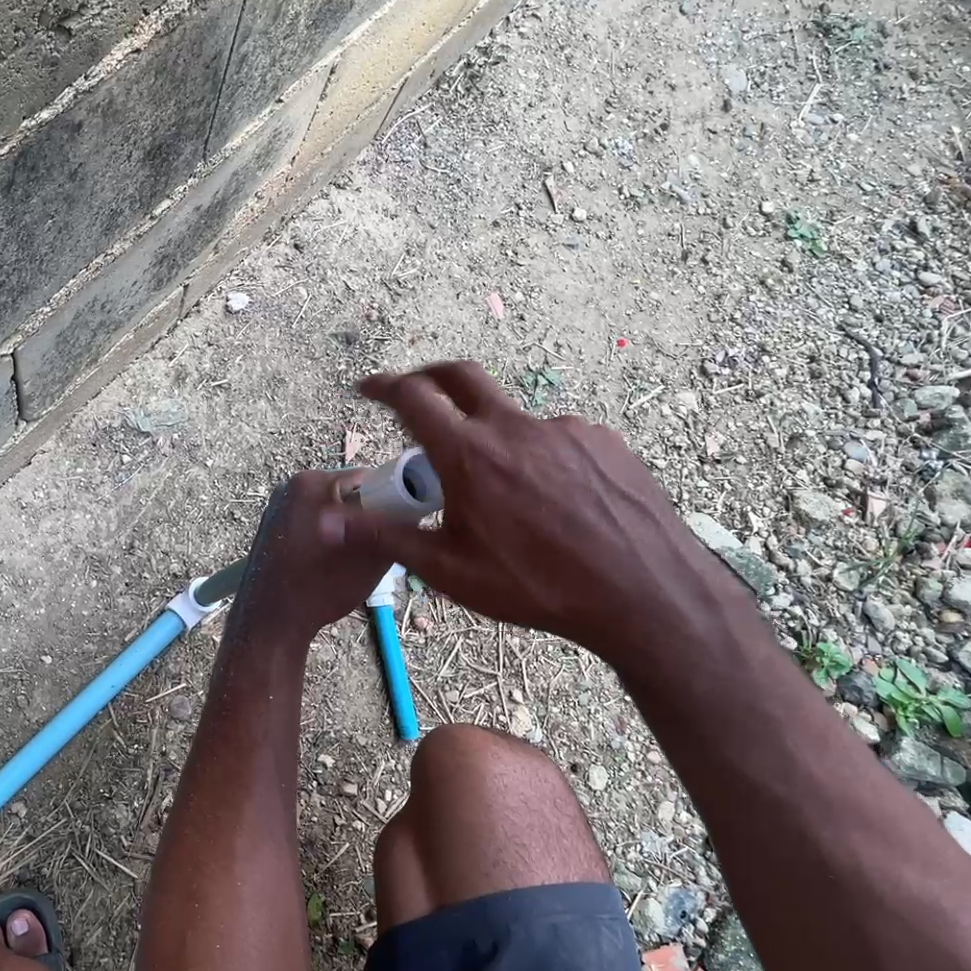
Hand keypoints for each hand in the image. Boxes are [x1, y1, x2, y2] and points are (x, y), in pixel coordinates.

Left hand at [230, 470, 394, 641]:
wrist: (273, 618)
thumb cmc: (323, 585)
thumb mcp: (373, 553)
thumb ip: (397, 524)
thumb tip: (412, 509)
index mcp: (313, 482)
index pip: (370, 477)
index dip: (391, 500)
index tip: (399, 526)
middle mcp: (291, 485)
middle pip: (348, 492)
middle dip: (367, 515)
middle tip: (378, 546)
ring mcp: (278, 506)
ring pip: (331, 509)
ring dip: (347, 528)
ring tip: (353, 559)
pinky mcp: (271, 527)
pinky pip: (312, 522)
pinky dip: (327, 536)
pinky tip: (330, 563)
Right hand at [320, 362, 746, 663]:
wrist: (647, 594)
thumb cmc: (536, 587)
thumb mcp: (448, 570)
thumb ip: (382, 536)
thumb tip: (323, 522)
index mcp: (469, 455)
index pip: (412, 398)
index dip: (382, 387)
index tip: (366, 390)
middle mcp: (513, 428)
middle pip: (460, 375)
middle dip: (427, 377)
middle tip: (411, 394)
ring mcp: (563, 429)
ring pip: (510, 419)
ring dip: (488, 437)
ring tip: (494, 491)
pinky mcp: (602, 441)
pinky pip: (553, 437)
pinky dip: (532, 455)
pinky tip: (545, 500)